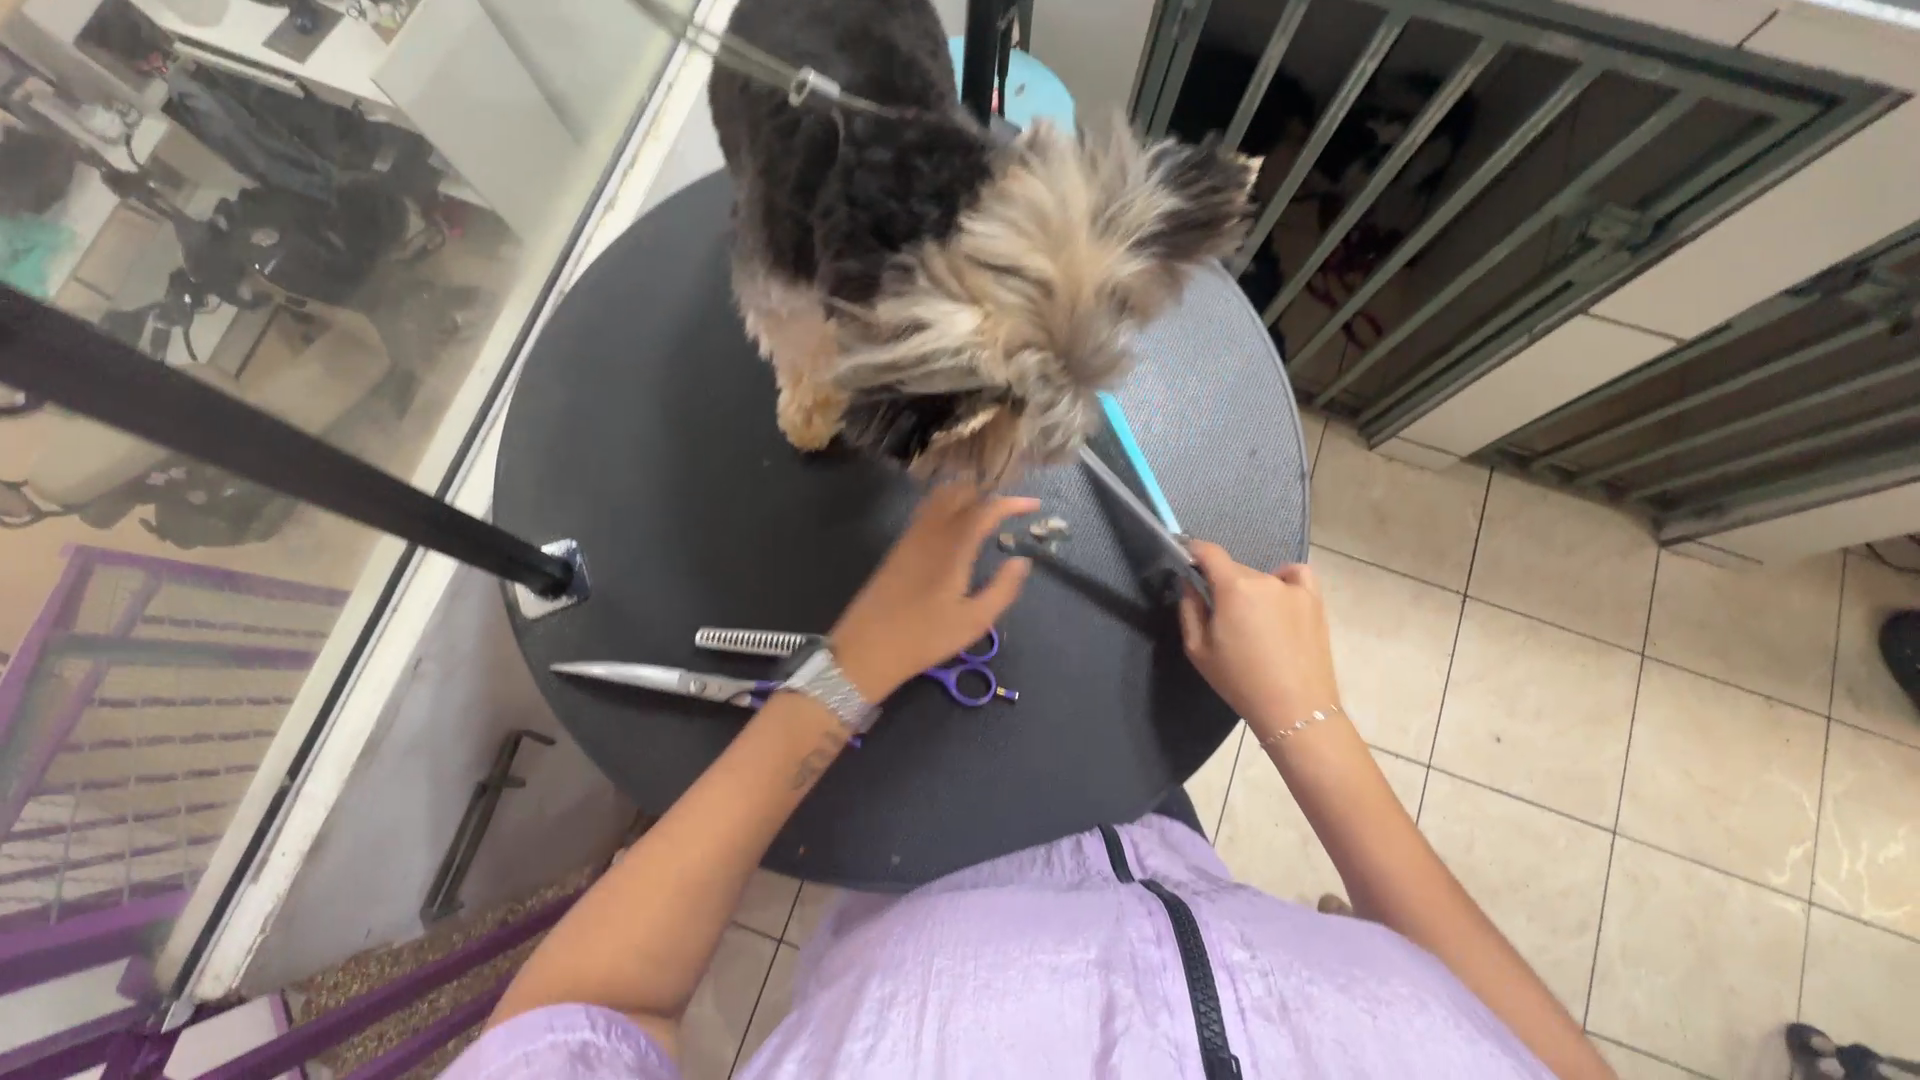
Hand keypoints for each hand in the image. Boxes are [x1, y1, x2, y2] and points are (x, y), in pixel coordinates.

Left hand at [829, 484, 1038, 700]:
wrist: (867, 648)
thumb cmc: (925, 638)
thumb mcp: (974, 621)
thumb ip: (1003, 588)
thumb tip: (1022, 561)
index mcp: (953, 547)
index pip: (986, 508)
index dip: (1012, 502)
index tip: (1033, 505)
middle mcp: (931, 533)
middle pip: (960, 492)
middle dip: (988, 492)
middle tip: (1010, 508)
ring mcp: (910, 537)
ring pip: (939, 498)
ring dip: (965, 495)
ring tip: (986, 510)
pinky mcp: (898, 548)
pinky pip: (925, 512)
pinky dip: (946, 506)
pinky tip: (955, 525)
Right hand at [1178, 540, 1341, 741]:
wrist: (1295, 708)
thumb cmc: (1240, 681)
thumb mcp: (1198, 650)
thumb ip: (1189, 609)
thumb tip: (1188, 583)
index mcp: (1233, 588)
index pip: (1208, 552)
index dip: (1193, 551)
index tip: (1186, 561)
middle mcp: (1264, 579)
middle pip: (1234, 568)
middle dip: (1222, 583)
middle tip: (1220, 615)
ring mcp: (1293, 588)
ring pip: (1261, 577)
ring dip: (1250, 590)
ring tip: (1254, 622)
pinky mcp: (1315, 600)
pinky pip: (1296, 575)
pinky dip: (1284, 579)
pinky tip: (1279, 599)